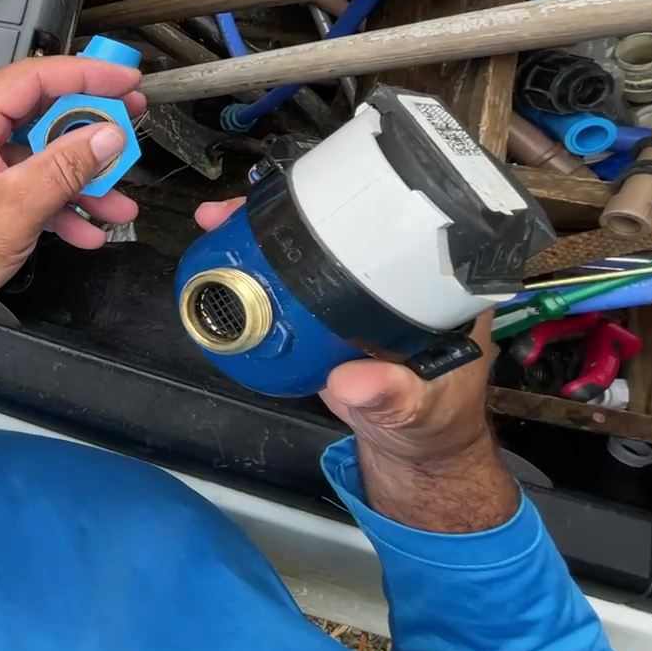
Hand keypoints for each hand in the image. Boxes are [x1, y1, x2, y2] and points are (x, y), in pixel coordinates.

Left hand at [0, 57, 143, 382]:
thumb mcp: (14, 210)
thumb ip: (65, 168)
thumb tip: (107, 136)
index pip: (33, 78)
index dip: (86, 75)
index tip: (127, 82)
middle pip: (39, 115)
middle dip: (89, 134)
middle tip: (131, 134)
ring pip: (36, 156)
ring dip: (79, 180)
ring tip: (117, 203)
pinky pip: (22, 183)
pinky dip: (55, 202)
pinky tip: (85, 229)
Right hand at [196, 198, 516, 531]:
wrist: (411, 446)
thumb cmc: (429, 423)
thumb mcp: (415, 410)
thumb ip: (389, 397)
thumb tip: (353, 382)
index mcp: (434, 287)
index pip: (390, 229)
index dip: (343, 207)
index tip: (298, 205)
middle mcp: (392, 279)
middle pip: (332, 229)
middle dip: (278, 214)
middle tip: (232, 213)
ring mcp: (354, 294)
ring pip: (304, 251)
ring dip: (258, 235)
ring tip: (217, 222)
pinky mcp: (326, 311)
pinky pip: (289, 281)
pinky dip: (257, 268)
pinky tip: (228, 257)